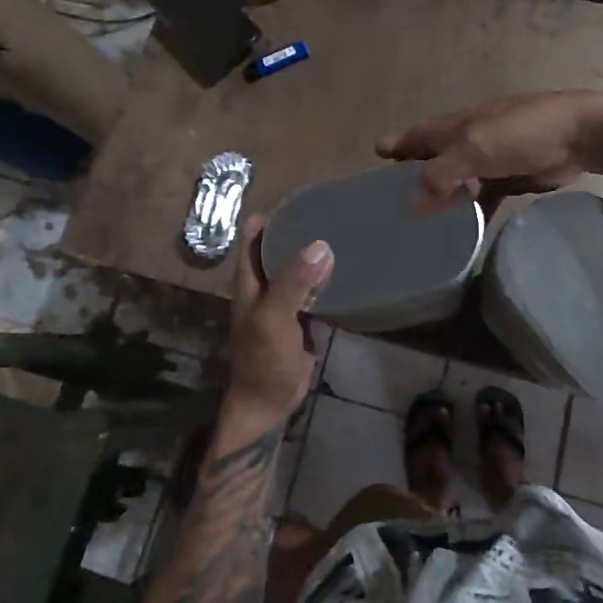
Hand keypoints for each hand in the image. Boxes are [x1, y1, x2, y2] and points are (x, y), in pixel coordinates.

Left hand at [226, 215, 333, 422]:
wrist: (268, 403)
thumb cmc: (263, 359)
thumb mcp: (275, 318)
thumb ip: (294, 283)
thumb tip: (321, 245)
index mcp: (250, 278)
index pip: (255, 234)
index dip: (273, 214)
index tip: (304, 199)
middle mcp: (265, 283)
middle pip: (280, 247)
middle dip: (302, 229)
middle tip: (337, 211)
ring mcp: (285, 301)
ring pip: (301, 268)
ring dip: (318, 254)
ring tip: (350, 233)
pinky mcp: (303, 318)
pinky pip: (316, 291)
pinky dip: (329, 280)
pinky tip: (352, 270)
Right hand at [376, 91, 602, 208]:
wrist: (579, 136)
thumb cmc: (521, 133)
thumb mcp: (474, 148)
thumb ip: (440, 174)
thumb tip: (411, 204)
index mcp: (454, 126)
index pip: (416, 136)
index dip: (396, 146)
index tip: (375, 158)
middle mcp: (466, 142)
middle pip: (432, 161)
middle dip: (413, 178)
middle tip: (390, 206)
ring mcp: (488, 161)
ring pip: (456, 183)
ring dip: (441, 200)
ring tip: (420, 226)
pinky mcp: (508, 180)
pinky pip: (482, 200)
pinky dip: (471, 214)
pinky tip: (462, 234)